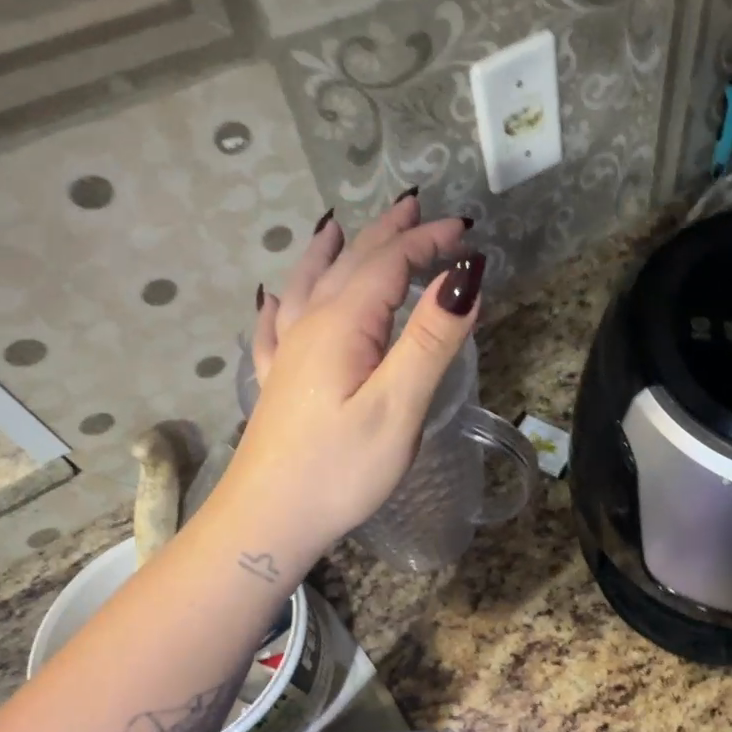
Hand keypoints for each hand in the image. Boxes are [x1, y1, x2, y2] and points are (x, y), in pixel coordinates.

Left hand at [210, 194, 485, 557]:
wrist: (265, 524)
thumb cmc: (339, 470)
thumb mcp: (398, 406)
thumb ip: (432, 339)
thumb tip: (467, 275)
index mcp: (344, 325)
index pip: (389, 263)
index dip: (428, 241)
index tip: (467, 230)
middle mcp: (310, 326)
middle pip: (350, 263)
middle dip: (388, 233)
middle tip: (417, 206)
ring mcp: (287, 353)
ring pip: (310, 284)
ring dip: (334, 250)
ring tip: (339, 225)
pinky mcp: (277, 382)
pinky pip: (276, 323)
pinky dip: (284, 298)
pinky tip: (273, 297)